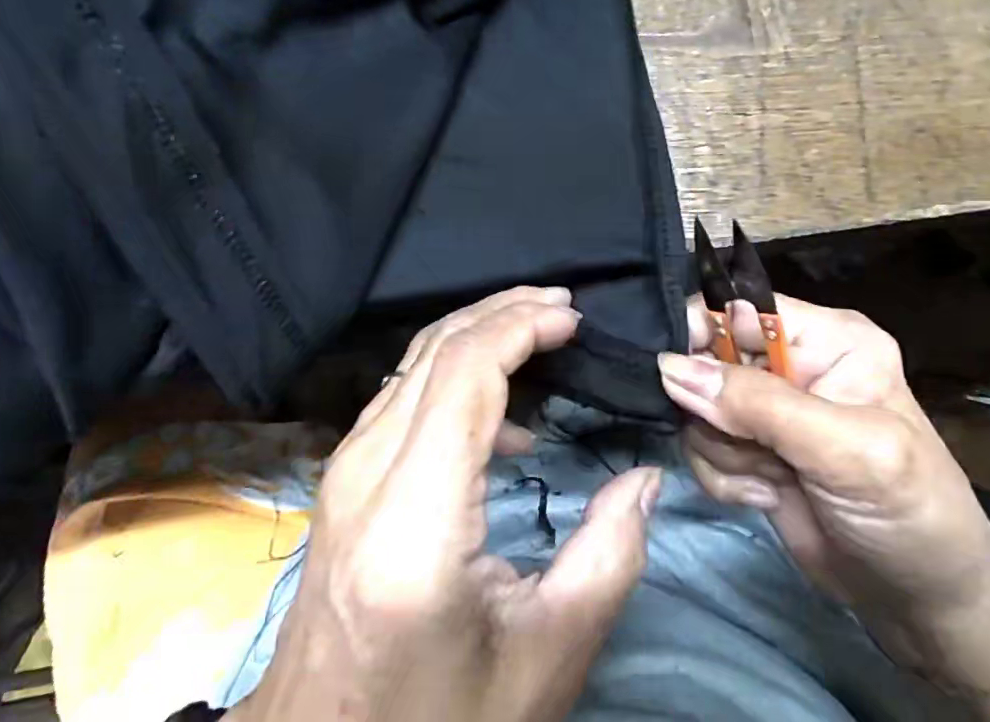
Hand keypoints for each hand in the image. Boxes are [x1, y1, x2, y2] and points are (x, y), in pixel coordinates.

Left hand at [231, 287, 662, 721]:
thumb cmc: (439, 718)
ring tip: (543, 333)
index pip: (463, 374)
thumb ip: (610, 556)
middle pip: (434, 350)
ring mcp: (344, 473)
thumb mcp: (547, 656)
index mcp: (415, 520)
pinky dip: (455, 368)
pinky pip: (402, 391)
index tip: (575, 320)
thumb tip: (646, 477)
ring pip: (412, 361)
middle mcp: (366, 477)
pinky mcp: (343, 481)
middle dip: (505, 312)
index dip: (522, 327)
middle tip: (566, 308)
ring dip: (480, 331)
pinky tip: (503, 409)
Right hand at [656, 293, 989, 688]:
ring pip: (699, 408)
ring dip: (724, 450)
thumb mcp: (846, 451)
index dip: (703, 332)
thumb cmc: (910, 513)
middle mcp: (794, 364)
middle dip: (717, 409)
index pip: (743, 308)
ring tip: (773, 478)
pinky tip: (768, 496)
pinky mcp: (754, 452)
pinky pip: (704, 446)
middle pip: (708, 357)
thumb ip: (760, 405)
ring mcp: (770, 410)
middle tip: (750, 446)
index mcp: (828, 338)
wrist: (923, 604)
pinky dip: (723, 477)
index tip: (678, 375)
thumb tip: (671, 367)